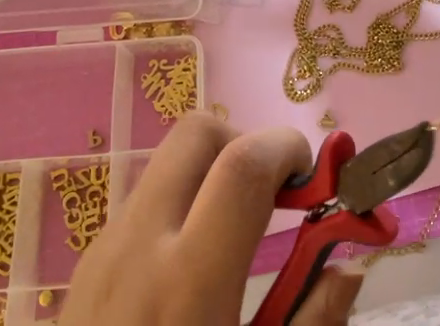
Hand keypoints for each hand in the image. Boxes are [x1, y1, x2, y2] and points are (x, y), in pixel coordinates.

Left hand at [60, 113, 367, 325]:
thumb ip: (312, 322)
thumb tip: (351, 262)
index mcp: (188, 279)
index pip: (241, 164)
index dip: (288, 148)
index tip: (317, 180)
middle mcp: (139, 244)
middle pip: (197, 133)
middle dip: (248, 143)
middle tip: (279, 195)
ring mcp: (105, 248)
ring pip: (169, 164)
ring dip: (215, 172)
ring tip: (243, 233)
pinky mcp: (88, 263)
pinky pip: (146, 201)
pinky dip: (184, 203)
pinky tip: (198, 264)